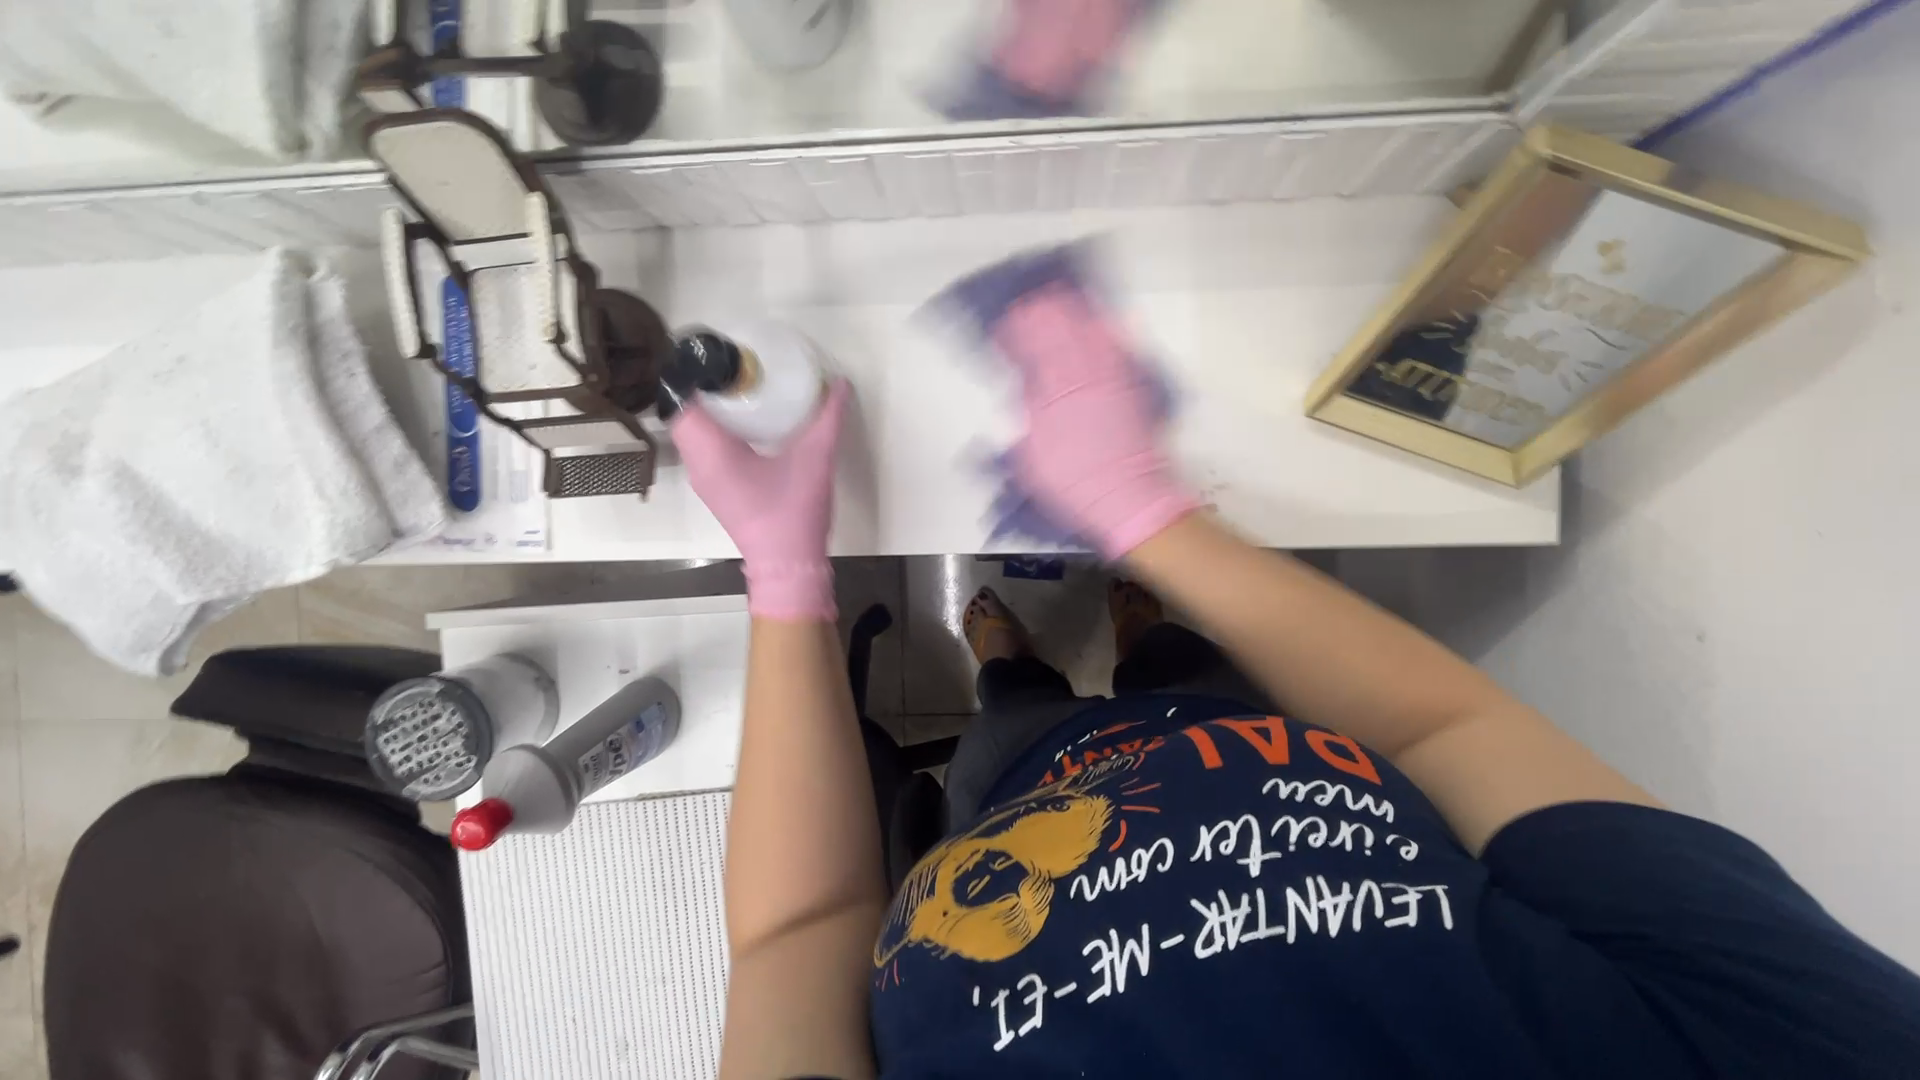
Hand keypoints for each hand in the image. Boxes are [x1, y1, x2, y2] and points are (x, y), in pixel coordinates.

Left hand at [673, 381, 848, 620]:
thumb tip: (840, 384)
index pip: (684, 401)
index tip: (722, 358)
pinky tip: (749, 426)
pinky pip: (705, 450)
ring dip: (710, 411)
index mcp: (712, 453)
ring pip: (694, 434)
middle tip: (737, 372)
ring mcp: (705, 481)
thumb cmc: (793, 513)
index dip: (696, 375)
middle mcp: (699, 465)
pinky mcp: (718, 491)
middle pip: (686, 415)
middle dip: (705, 390)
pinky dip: (718, 432)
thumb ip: (828, 419)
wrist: (788, 567)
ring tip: (742, 392)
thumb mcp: (816, 460)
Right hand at [995, 283, 1198, 558]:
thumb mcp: (1032, 455)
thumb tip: (1028, 389)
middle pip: (1062, 334)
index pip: (1032, 350)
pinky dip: (1112, 334)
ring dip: (1077, 313)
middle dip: (1047, 312)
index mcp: (1052, 394)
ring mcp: (1110, 382)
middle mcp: (1082, 380)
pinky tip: (1109, 322)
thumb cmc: (1073, 483)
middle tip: (1037, 294)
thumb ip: (1030, 414)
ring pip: (1092, 335)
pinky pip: (1121, 353)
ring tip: (1066, 294)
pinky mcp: (1131, 391)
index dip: (1019, 330)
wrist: (1125, 498)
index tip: (1009, 317)